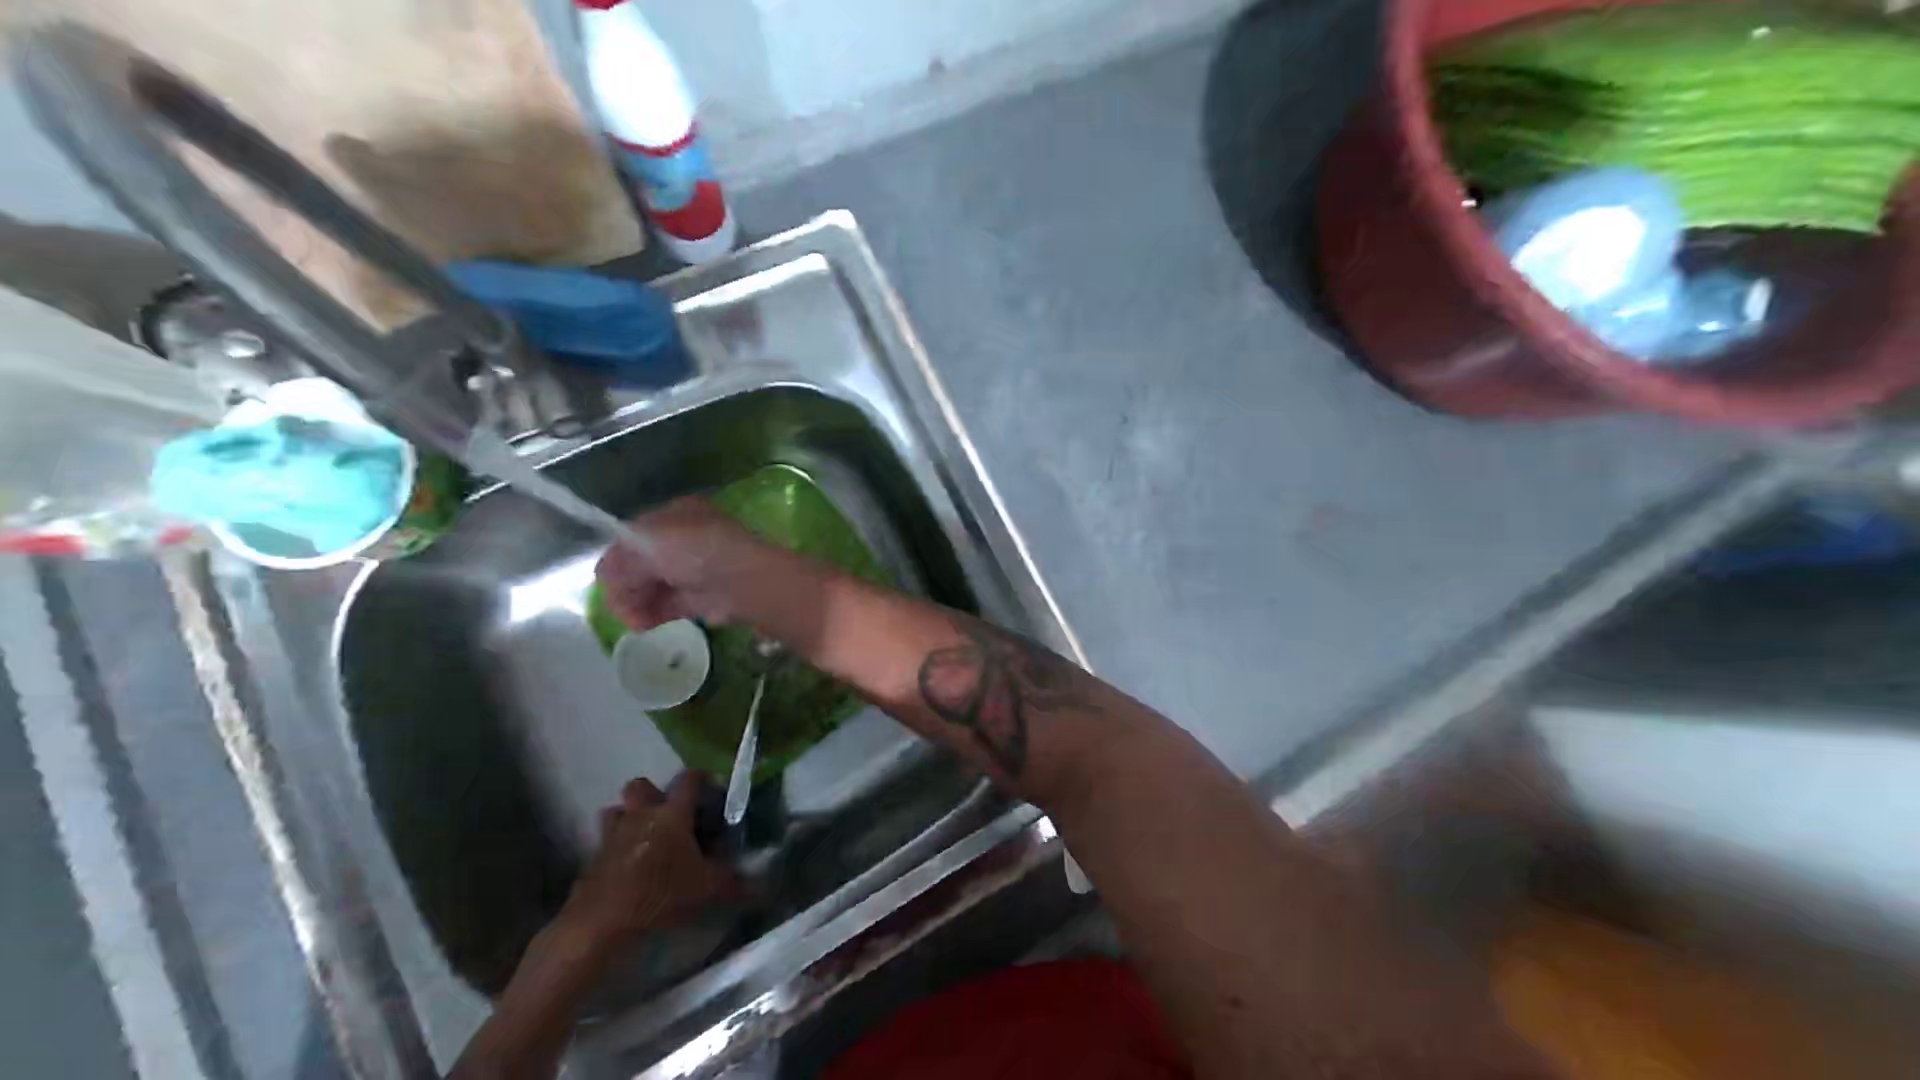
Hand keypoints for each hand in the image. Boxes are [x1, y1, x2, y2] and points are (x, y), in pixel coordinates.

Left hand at [554, 773, 734, 950]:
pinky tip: (627, 872)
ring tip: (643, 839)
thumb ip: (732, 880)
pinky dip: (615, 852)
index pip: (689, 778)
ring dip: (628, 819)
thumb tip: (760, 884)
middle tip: (668, 814)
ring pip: (616, 812)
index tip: (713, 791)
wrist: (601, 925)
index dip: (702, 778)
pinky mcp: (591, 861)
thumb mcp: (707, 889)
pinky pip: (604, 845)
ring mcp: (611, 837)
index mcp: (672, 814)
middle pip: (640, 785)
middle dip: (652, 794)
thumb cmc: (661, 895)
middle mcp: (640, 816)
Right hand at [597, 497, 768, 630]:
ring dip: (634, 604)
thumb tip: (607, 575)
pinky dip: (650, 615)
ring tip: (634, 620)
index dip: (616, 560)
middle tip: (621, 605)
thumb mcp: (651, 541)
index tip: (608, 581)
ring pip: (649, 588)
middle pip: (638, 566)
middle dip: (624, 586)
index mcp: (674, 515)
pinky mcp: (698, 598)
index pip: (631, 538)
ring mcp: (691, 570)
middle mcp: (683, 540)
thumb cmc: (698, 550)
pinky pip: (665, 607)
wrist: (744, 581)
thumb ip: (622, 558)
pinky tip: (643, 624)